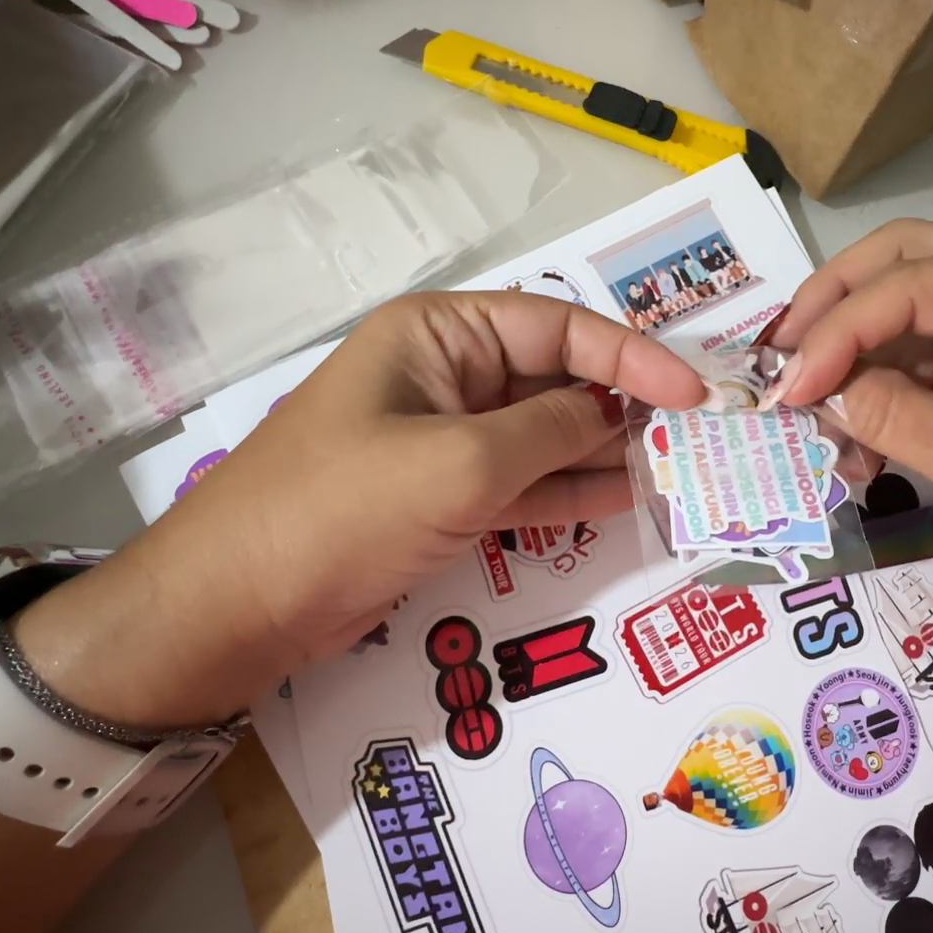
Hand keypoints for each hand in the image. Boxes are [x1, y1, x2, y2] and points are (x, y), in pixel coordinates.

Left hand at [15, 292, 703, 726]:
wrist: (239, 606)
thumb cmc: (345, 508)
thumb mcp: (463, 461)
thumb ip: (552, 430)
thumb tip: (616, 414)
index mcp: (440, 337)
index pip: (556, 327)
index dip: (630, 355)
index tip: (690, 393)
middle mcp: (447, 377)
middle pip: (554, 378)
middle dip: (621, 405)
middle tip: (693, 438)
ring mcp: (447, 440)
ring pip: (545, 434)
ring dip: (605, 450)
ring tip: (675, 468)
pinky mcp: (446, 496)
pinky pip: (524, 482)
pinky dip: (570, 489)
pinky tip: (627, 496)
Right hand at [769, 220, 932, 594]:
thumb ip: (893, 417)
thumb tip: (812, 391)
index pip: (915, 282)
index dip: (841, 328)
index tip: (792, 386)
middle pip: (898, 259)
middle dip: (830, 303)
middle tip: (781, 355)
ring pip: (889, 304)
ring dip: (841, 352)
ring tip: (806, 409)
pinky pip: (898, 354)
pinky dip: (861, 387)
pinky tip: (847, 439)